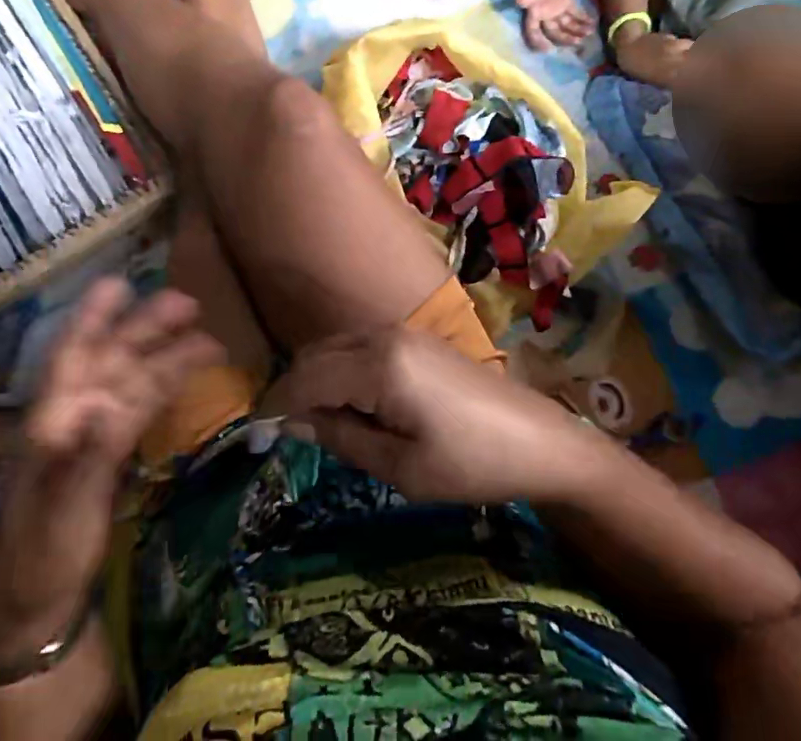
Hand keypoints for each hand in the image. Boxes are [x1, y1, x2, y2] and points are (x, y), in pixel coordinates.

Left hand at [0, 279, 222, 663]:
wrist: (34, 606)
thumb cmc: (41, 557)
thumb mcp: (62, 512)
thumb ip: (86, 458)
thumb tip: (108, 407)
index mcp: (50, 422)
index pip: (73, 356)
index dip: (93, 317)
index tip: (120, 283)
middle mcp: (70, 419)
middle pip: (111, 361)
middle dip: (145, 329)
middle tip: (188, 303)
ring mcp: (89, 438)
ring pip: (129, 383)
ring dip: (162, 357)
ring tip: (203, 338)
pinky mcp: (106, 458)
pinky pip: (136, 411)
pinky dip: (158, 390)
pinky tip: (175, 379)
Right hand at [257, 327, 616, 504]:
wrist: (541, 441)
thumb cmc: (472, 463)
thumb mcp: (402, 468)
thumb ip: (342, 439)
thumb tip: (294, 425)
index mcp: (380, 366)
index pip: (306, 378)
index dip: (278, 406)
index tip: (259, 435)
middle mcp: (386, 335)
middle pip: (316, 355)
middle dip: (295, 390)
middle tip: (291, 436)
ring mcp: (405, 332)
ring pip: (337, 346)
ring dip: (319, 379)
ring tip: (322, 426)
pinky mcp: (419, 339)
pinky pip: (361, 346)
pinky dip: (343, 370)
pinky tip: (355, 404)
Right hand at [519, 0, 589, 50]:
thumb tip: (519, 2)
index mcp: (534, 12)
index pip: (533, 31)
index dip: (537, 41)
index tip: (546, 50)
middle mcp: (544, 15)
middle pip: (553, 31)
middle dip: (565, 38)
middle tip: (578, 42)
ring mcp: (556, 10)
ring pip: (566, 25)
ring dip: (576, 30)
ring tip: (588, 33)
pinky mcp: (566, 3)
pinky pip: (575, 15)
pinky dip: (583, 20)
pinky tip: (591, 24)